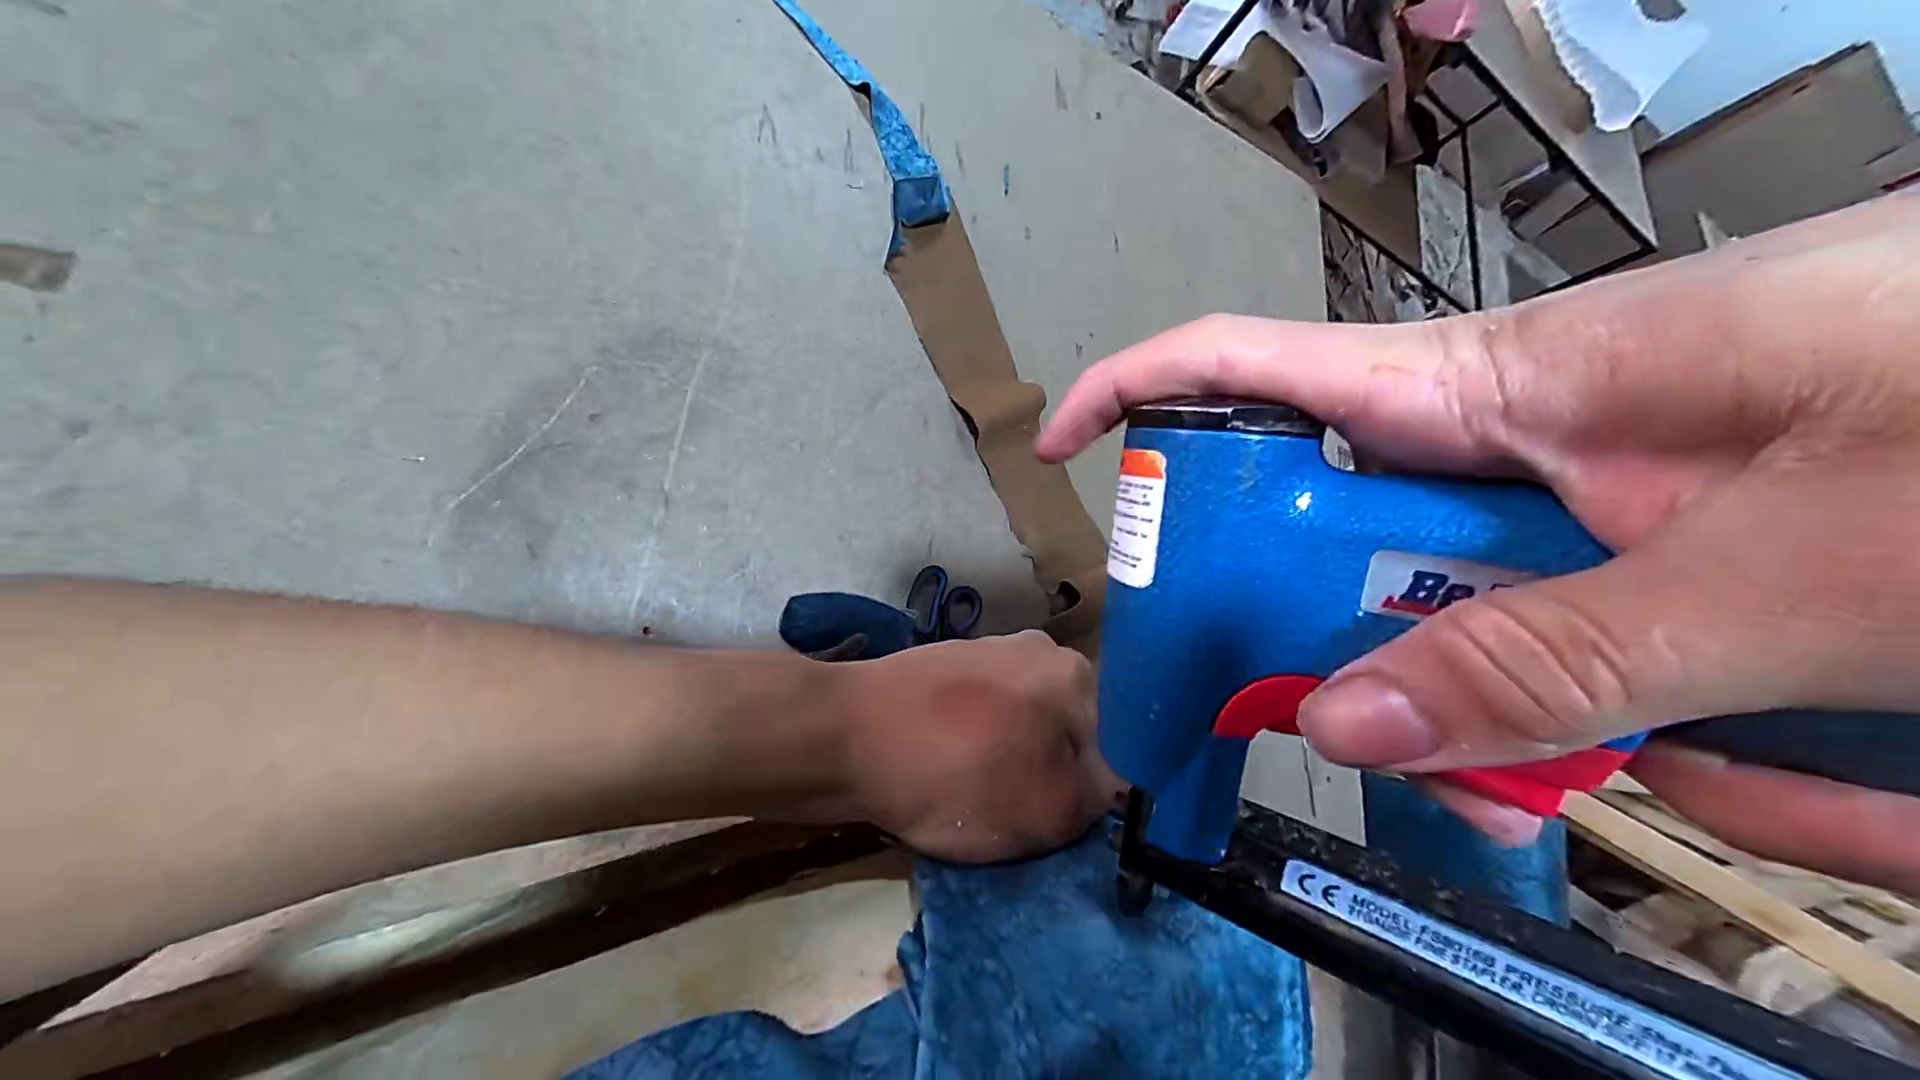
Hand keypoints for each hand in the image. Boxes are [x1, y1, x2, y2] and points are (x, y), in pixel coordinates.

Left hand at [833, 631, 1121, 862]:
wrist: (845, 735)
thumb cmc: (957, 773)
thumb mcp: (1050, 809)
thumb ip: (1101, 795)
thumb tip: (1111, 781)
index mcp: (1075, 672)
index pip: (1120, 738)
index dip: (1102, 787)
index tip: (1075, 820)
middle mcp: (1038, 649)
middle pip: (1069, 725)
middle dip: (1057, 770)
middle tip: (1029, 812)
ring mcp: (988, 651)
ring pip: (1025, 720)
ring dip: (1016, 758)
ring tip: (983, 792)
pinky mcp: (947, 666)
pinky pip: (984, 713)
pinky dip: (979, 743)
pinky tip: (954, 767)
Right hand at [1034, 194, 1919, 891]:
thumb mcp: (1796, 573)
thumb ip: (1549, 659)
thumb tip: (1335, 726)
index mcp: (1487, 385)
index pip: (1250, 365)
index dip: (1135, 393)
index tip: (1062, 447)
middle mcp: (1490, 433)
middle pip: (1322, 530)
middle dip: (1314, 633)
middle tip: (1335, 730)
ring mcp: (1550, 489)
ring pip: (1432, 608)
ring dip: (1476, 710)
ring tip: (1546, 794)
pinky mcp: (1617, 542)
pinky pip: (1533, 637)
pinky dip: (1572, 717)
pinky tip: (1661, 766)